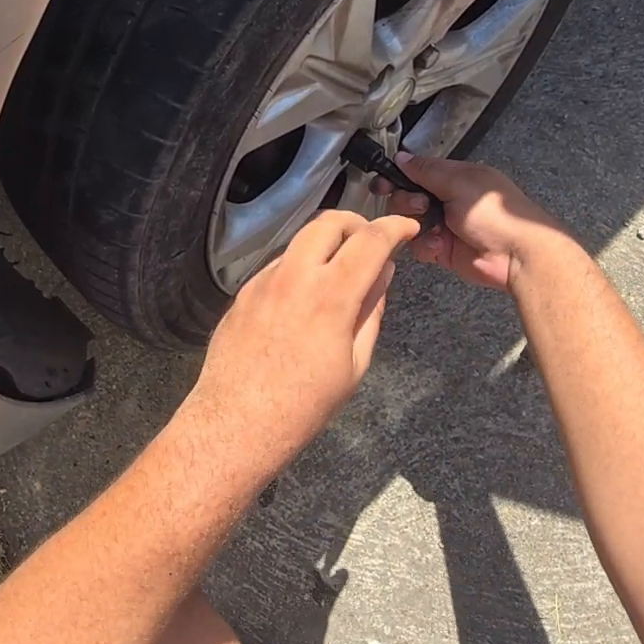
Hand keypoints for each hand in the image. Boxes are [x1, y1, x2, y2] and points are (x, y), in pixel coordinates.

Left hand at [182, 210, 419, 475]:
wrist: (236, 421)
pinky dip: (301, 266)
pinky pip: (278, 265)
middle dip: (356, 222)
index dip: (394, 227)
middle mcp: (294, 277)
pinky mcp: (243, 292)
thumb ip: (371, 312)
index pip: (369, 241)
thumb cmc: (305, 405)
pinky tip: (306, 296)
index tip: (407, 228)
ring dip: (326, 243)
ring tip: (340, 269)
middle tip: (370, 241)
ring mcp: (263, 281)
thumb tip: (383, 275)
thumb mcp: (354, 364)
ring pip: (300, 240)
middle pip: (328, 222)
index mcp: (330, 296)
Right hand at [381, 153, 571, 289]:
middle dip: (406, 201)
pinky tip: (440, 245)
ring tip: (433, 228)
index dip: (397, 177)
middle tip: (421, 205)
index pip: (416, 172)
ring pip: (408, 222)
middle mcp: (446, 200)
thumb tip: (402, 157)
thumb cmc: (497, 215)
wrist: (516, 256)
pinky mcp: (442, 250)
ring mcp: (444, 225)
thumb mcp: (460, 182)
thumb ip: (427, 170)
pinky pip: (418, 245)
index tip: (384, 183)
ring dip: (416, 225)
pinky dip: (425, 245)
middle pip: (406, 197)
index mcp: (454, 178)